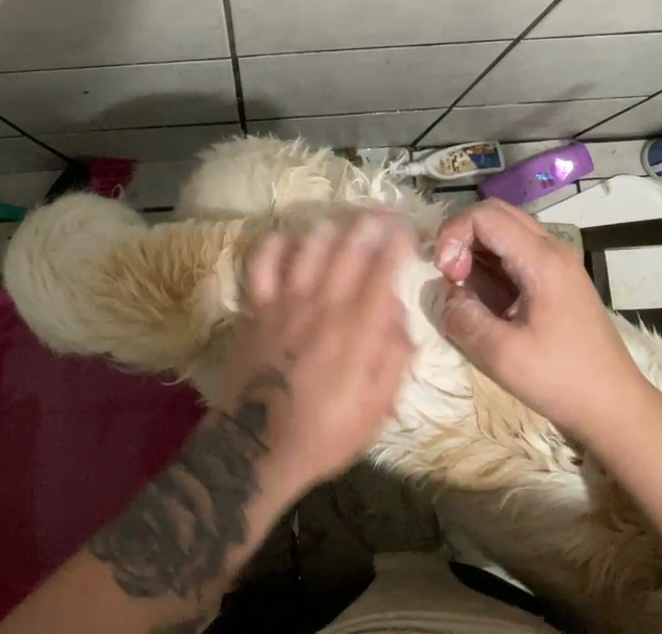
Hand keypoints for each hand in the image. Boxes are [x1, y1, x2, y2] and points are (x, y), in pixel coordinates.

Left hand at [206, 212, 417, 500]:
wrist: (257, 449)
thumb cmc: (324, 433)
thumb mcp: (376, 407)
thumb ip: (392, 357)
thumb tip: (398, 314)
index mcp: (357, 331)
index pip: (382, 271)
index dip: (396, 243)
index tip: (405, 228)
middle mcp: (323, 306)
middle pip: (348, 248)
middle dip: (368, 224)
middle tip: (380, 213)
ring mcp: (285, 303)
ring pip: (309, 247)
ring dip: (329, 226)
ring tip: (343, 218)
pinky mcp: (256, 308)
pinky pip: (263, 263)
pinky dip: (276, 244)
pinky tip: (289, 237)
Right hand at [432, 199, 640, 433]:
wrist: (615, 406)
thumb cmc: (561, 380)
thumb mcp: (502, 356)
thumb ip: (464, 318)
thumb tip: (448, 296)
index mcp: (542, 261)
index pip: (485, 216)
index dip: (453, 235)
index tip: (446, 274)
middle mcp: (552, 249)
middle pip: (495, 213)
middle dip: (461, 236)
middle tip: (450, 275)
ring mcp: (556, 262)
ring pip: (504, 229)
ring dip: (474, 248)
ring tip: (463, 287)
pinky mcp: (555, 278)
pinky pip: (514, 251)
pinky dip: (489, 262)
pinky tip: (482, 296)